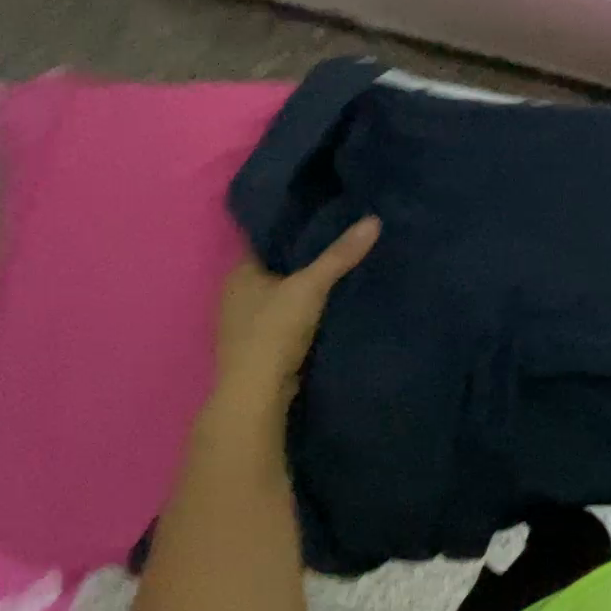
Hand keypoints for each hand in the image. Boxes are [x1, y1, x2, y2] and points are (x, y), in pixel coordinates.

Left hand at [211, 217, 379, 415]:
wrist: (256, 394)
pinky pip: (287, 316)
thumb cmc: (273, 331)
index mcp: (239, 274)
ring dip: (305, 286)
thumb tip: (374, 220)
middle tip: (343, 239)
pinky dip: (305, 310)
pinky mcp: (261, 345)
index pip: (267, 240)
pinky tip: (331, 304)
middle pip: (277, 267)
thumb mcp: (311, 286)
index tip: (327, 217)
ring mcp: (246, 323)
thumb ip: (340, 255)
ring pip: (282, 293)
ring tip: (343, 268)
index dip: (295, 229)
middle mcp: (236, 295)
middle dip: (305, 257)